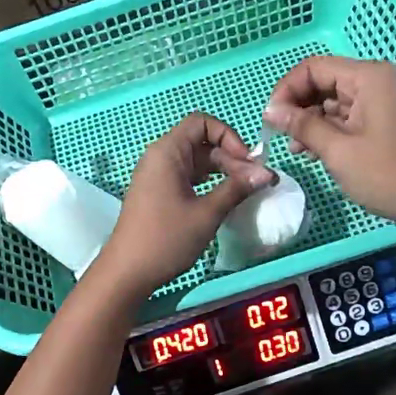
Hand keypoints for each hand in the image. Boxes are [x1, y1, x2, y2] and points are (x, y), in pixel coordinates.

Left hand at [94, 113, 273, 293]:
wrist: (128, 272)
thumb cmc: (166, 238)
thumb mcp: (207, 213)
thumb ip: (237, 188)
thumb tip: (267, 173)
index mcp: (167, 152)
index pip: (202, 123)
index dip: (229, 136)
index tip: (246, 162)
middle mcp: (160, 157)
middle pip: (202, 143)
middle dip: (231, 158)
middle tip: (256, 184)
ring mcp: (157, 176)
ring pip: (197, 163)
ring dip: (223, 172)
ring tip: (246, 192)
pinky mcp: (158, 194)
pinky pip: (188, 178)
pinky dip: (208, 184)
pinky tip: (225, 200)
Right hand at [264, 56, 395, 249]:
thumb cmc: (387, 176)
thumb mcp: (338, 151)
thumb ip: (302, 126)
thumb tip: (270, 112)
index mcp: (369, 77)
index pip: (313, 68)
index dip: (287, 90)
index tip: (270, 121)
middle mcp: (377, 80)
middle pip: (324, 81)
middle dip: (298, 107)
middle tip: (281, 138)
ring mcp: (384, 100)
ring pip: (334, 101)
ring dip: (311, 122)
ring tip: (297, 150)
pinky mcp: (386, 120)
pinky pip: (349, 116)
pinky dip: (329, 131)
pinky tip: (316, 152)